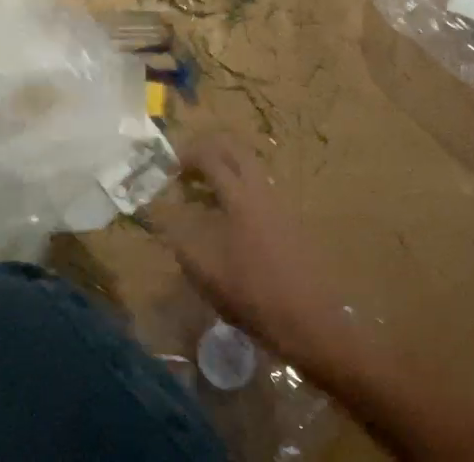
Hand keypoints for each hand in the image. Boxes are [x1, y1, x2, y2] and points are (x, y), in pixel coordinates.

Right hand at [152, 135, 351, 364]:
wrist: (308, 321)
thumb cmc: (252, 295)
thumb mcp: (205, 273)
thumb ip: (181, 242)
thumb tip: (165, 222)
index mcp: (240, 199)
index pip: (211, 158)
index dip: (188, 156)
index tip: (169, 166)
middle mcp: (263, 193)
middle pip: (237, 151)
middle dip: (210, 151)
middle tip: (188, 167)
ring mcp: (281, 206)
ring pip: (252, 169)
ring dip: (227, 170)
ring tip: (204, 192)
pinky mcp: (291, 222)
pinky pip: (261, 190)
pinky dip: (240, 189)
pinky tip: (229, 217)